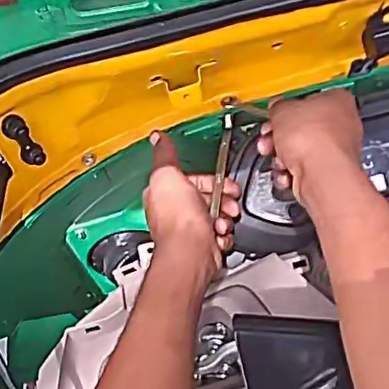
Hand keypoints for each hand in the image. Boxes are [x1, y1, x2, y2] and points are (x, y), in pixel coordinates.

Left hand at [143, 131, 240, 275]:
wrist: (192, 251)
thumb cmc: (178, 219)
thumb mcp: (167, 175)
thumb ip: (165, 155)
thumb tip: (157, 137)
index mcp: (165, 194)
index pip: (193, 180)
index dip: (211, 179)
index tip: (224, 181)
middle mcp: (176, 212)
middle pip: (208, 197)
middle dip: (223, 198)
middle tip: (230, 202)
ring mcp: (190, 229)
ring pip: (217, 216)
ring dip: (225, 217)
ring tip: (221, 222)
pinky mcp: (203, 244)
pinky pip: (221, 234)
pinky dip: (224, 234)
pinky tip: (219, 235)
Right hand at [256, 89, 363, 205]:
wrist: (319, 174)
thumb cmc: (311, 138)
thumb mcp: (283, 110)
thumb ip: (279, 106)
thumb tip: (277, 108)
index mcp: (338, 100)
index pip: (312, 98)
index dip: (290, 107)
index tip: (277, 112)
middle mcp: (343, 126)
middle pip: (303, 128)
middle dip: (280, 135)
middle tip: (269, 136)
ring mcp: (336, 152)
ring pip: (300, 151)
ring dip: (281, 155)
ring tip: (274, 155)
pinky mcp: (327, 174)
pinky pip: (303, 170)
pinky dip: (290, 172)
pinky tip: (286, 173)